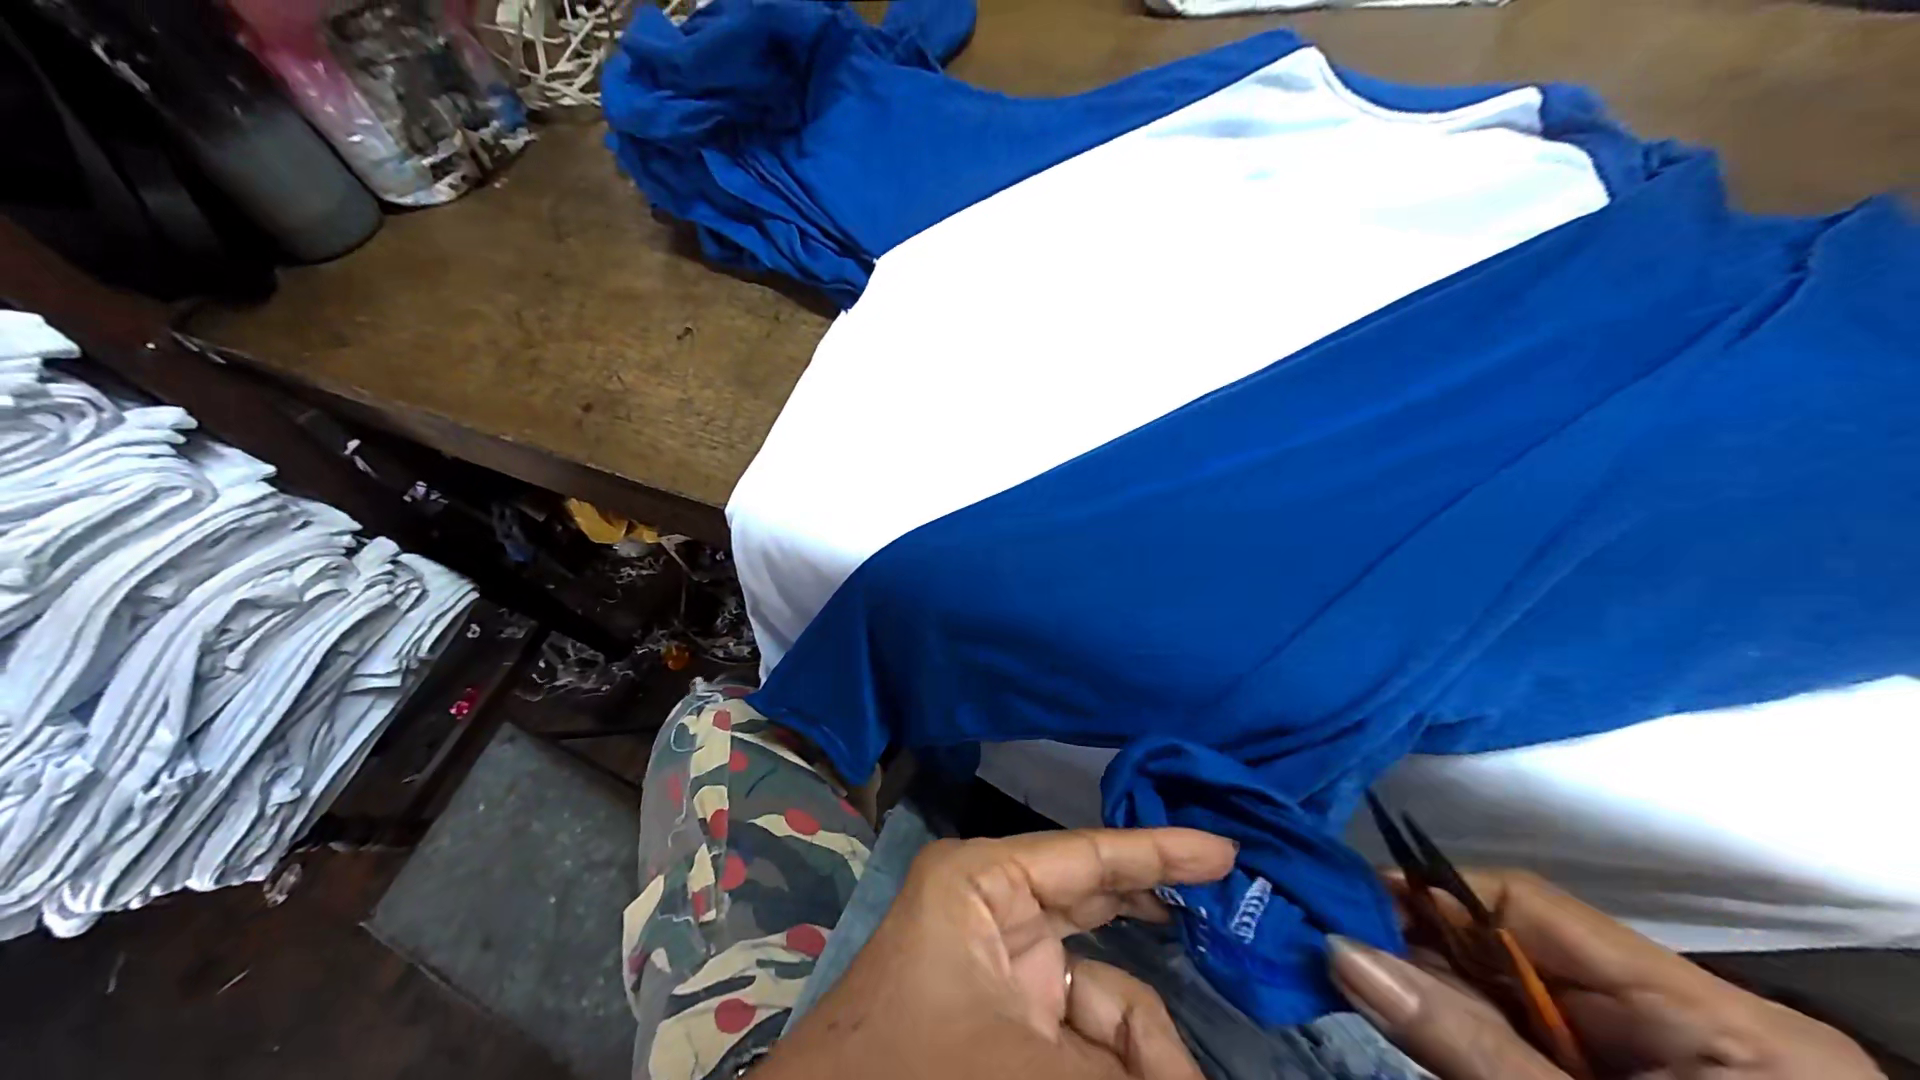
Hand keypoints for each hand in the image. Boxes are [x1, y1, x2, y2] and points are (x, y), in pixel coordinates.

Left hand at [758, 828, 1237, 1079]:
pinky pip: (1080, 1030)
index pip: (1087, 854)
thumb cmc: (916, 1071)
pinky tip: (1153, 1074)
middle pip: (1098, 902)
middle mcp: (994, 911)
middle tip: (1226, 915)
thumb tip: (1184, 1072)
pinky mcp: (1005, 1022)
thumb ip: (1122, 1066)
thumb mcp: (1025, 1063)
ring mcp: (1001, 971)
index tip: (1224, 849)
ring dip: (1144, 1043)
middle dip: (1158, 920)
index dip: (1159, 851)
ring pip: (1100, 988)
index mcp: (983, 883)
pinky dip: (1118, 1059)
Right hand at [1326, 870, 1884, 1079]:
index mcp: (1710, 1014)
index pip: (1528, 904)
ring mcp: (1659, 1057)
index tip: (1343, 906)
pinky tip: (1425, 1036)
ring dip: (1441, 1003)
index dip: (1430, 894)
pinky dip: (1474, 1039)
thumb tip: (1341, 952)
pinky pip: (1530, 1040)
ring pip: (1513, 998)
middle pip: (1516, 952)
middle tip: (1338, 964)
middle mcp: (1682, 1018)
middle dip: (1424, 956)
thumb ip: (1468, 1044)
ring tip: (1365, 997)